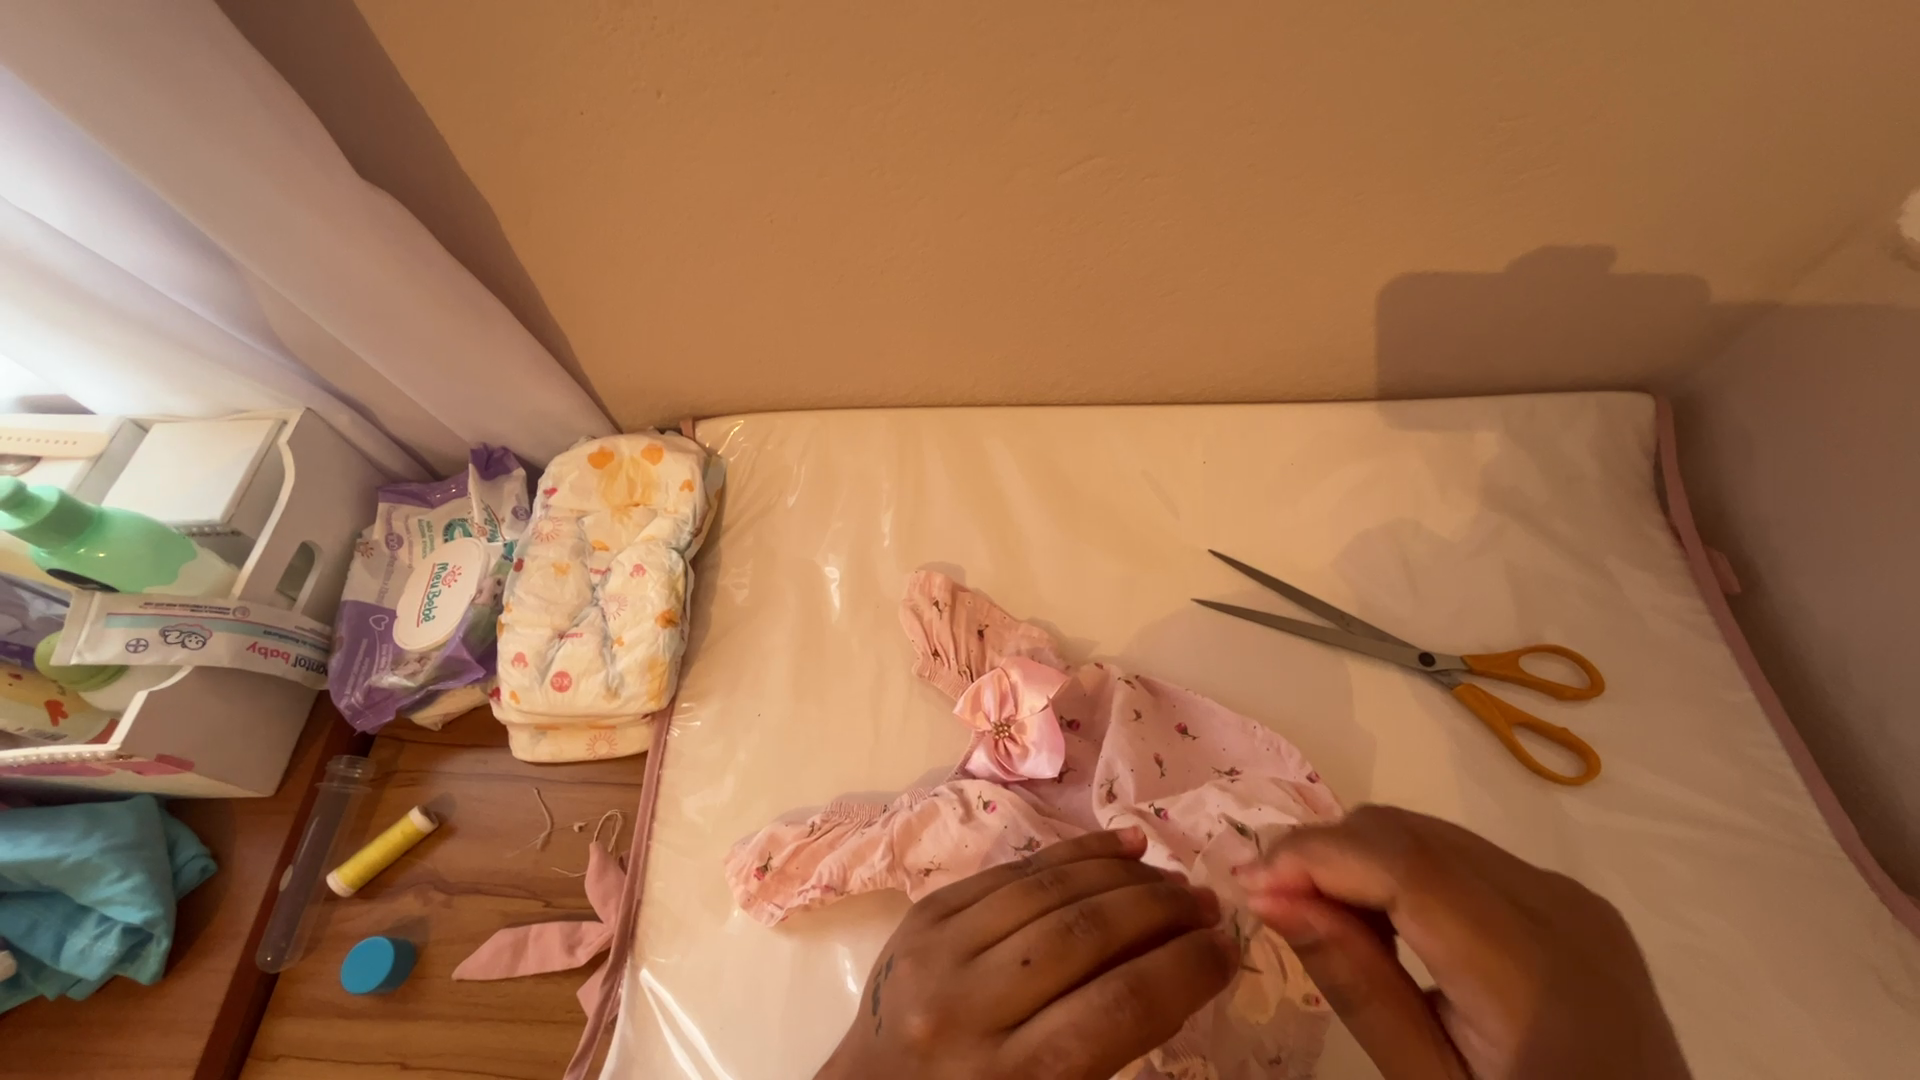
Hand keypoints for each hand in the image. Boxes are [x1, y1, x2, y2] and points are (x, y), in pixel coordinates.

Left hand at [816, 828, 1235, 1079]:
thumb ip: (1112, 1041)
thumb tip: (1181, 968)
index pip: (1119, 1008)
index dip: (1186, 970)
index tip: (1229, 948)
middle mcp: (967, 1008)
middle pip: (1084, 936)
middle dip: (1160, 912)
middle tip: (1207, 902)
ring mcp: (937, 951)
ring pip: (1048, 891)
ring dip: (1122, 876)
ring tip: (1171, 874)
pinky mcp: (923, 914)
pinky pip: (1010, 870)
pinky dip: (1070, 855)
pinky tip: (1117, 848)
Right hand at [1238, 805, 1688, 1079]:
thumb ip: (1354, 985)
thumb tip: (1265, 895)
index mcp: (1537, 969)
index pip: (1401, 864)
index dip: (1311, 856)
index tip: (1245, 884)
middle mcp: (1557, 905)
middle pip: (1405, 833)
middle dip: (1322, 853)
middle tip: (1270, 904)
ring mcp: (1567, 896)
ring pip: (1422, 832)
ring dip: (1354, 859)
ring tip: (1321, 918)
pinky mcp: (1566, 900)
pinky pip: (1454, 854)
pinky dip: (1395, 870)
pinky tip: (1384, 924)